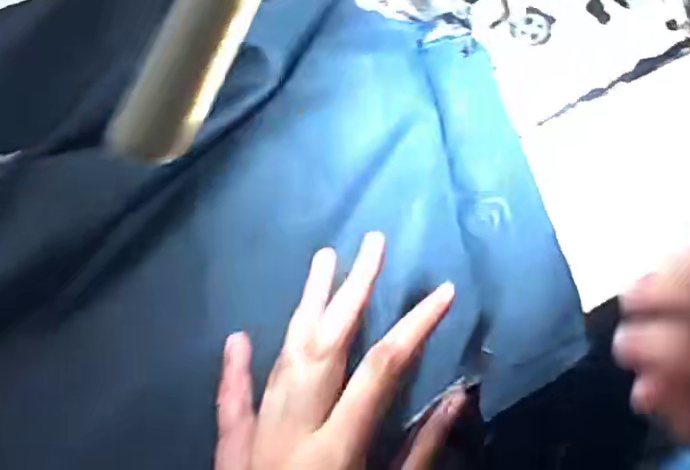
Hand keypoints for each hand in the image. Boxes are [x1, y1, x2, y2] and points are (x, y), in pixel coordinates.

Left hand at [216, 232, 466, 469]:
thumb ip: (421, 457)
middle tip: (373, 242)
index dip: (418, 324)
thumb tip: (460, 397)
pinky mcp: (229, 462)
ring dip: (305, 305)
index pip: (384, 367)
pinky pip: (231, 410)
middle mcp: (291, 434)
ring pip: (283, 357)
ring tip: (322, 258)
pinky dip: (235, 374)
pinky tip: (236, 339)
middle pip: (327, 343)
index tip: (445, 289)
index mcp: (334, 450)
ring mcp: (254, 444)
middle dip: (354, 288)